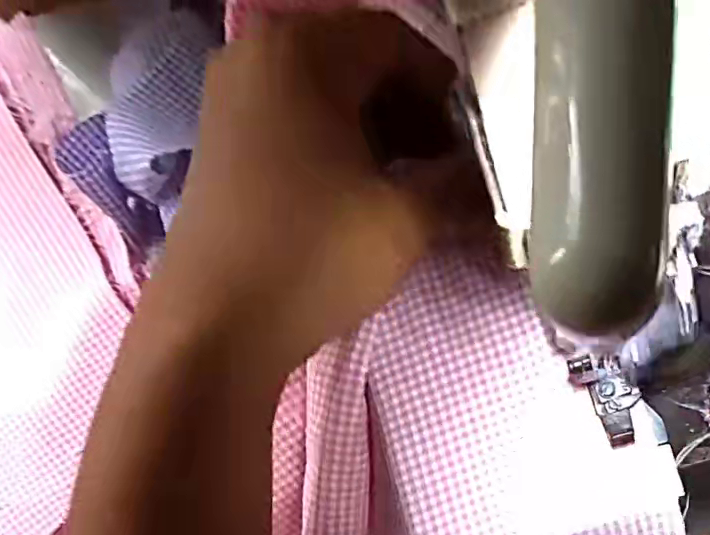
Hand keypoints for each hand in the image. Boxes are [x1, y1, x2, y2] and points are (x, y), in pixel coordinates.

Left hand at [159, 12, 474, 352]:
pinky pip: (301, 124)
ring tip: (416, 187)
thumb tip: (488, 180)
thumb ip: (456, 187)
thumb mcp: (403, 222)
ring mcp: (236, 100)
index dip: (444, 86)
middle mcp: (260, 55)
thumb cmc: (316, 256)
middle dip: (415, 111)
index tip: (473, 138)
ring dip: (383, 134)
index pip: (394, 38)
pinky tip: (368, 197)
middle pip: (359, 62)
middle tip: (450, 166)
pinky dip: (344, 148)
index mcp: (303, 53)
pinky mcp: (228, 144)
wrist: (221, 321)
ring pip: (330, 97)